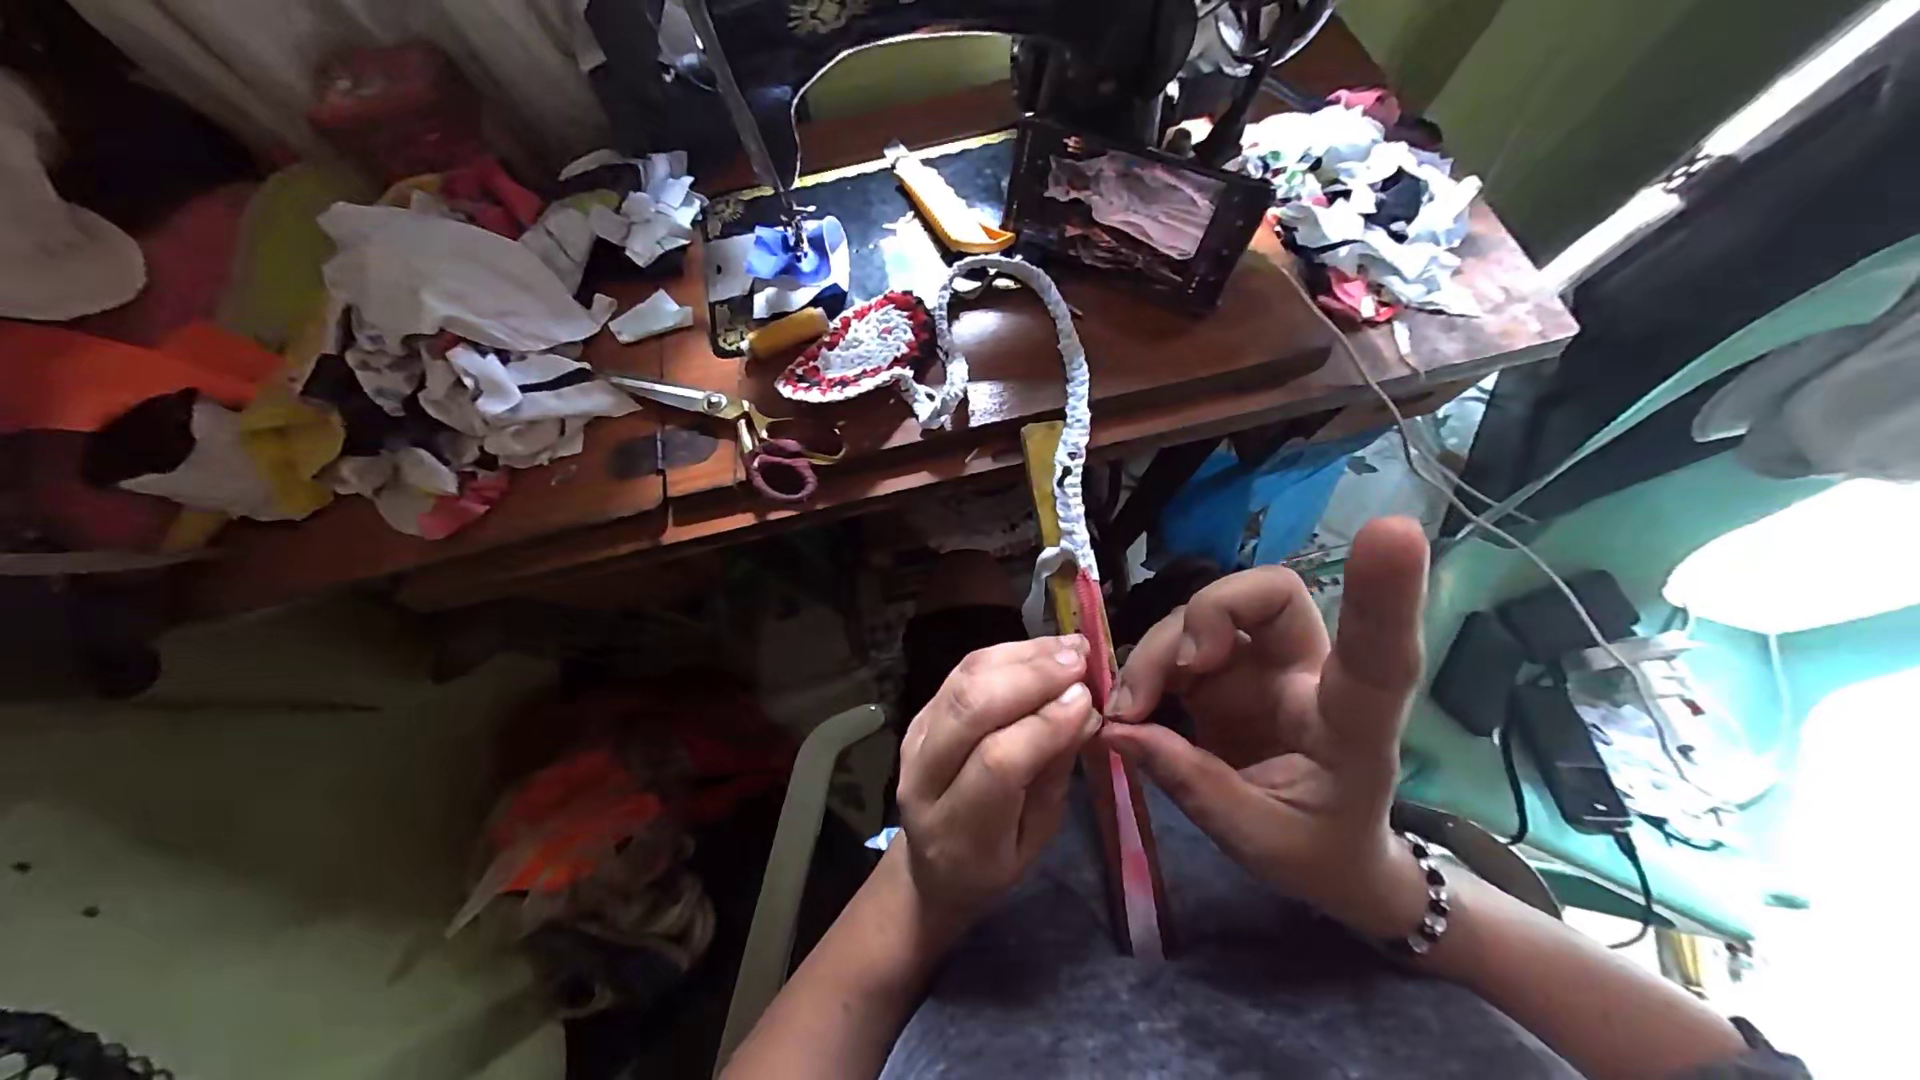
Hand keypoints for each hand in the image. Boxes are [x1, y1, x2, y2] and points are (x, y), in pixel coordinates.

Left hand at [896, 634, 1102, 928]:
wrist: (931, 863)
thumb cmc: (993, 861)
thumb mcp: (1035, 837)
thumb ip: (1053, 774)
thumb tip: (1083, 710)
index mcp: (955, 829)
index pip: (997, 761)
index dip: (1045, 724)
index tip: (1087, 698)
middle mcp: (923, 775)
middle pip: (970, 707)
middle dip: (1031, 677)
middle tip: (1080, 662)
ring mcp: (915, 736)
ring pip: (964, 678)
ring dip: (1021, 656)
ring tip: (1069, 647)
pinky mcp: (920, 711)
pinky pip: (962, 670)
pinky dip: (1007, 653)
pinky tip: (1043, 649)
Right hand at [1102, 518, 1431, 938]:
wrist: (1331, 856)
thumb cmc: (1317, 851)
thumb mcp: (1256, 837)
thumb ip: (1189, 782)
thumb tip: (1116, 729)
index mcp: (1352, 725)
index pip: (1377, 655)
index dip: (1382, 595)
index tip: (1391, 532)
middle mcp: (1309, 674)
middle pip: (1271, 595)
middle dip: (1208, 612)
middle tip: (1176, 672)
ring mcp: (1265, 666)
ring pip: (1209, 612)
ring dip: (1159, 649)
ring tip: (1128, 710)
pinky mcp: (1228, 672)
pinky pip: (1179, 640)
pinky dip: (1146, 664)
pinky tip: (1130, 704)